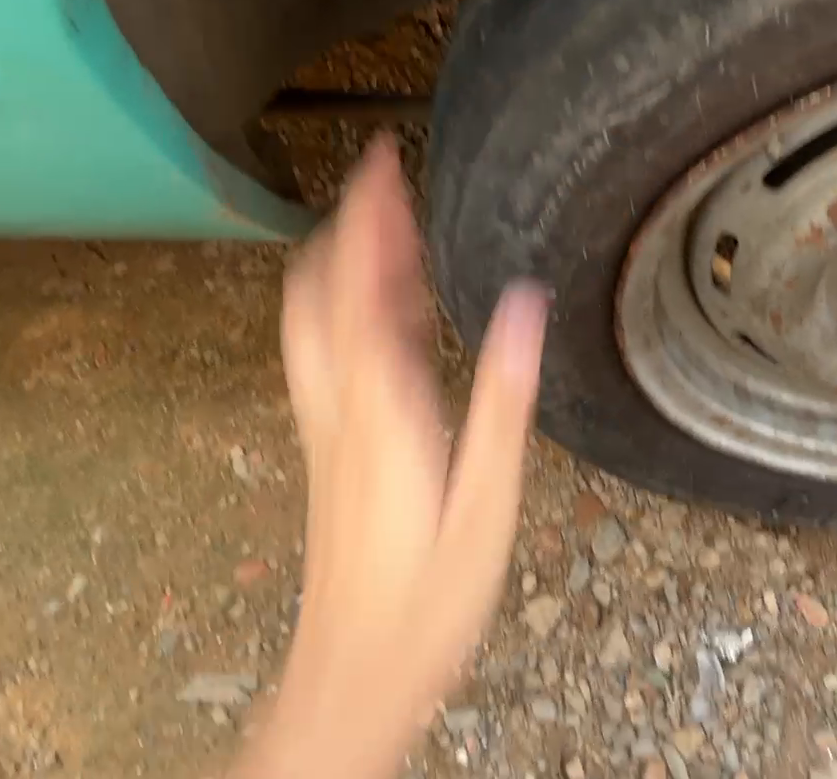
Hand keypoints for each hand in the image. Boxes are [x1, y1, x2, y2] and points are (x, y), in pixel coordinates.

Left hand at [246, 139, 548, 778]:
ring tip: (380, 224)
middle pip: (321, 291)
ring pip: (312, 319)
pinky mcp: (328, 446)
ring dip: (340, 260)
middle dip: (348, 224)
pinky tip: (378, 307)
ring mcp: (325, 426)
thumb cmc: (425, 599)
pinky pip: (324, 352)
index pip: (360, 285)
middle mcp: (339, 405)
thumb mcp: (489, 499)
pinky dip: (345, 306)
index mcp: (380, 407)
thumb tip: (523, 305)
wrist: (352, 677)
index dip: (367, 215)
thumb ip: (503, 396)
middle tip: (383, 178)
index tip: (380, 159)